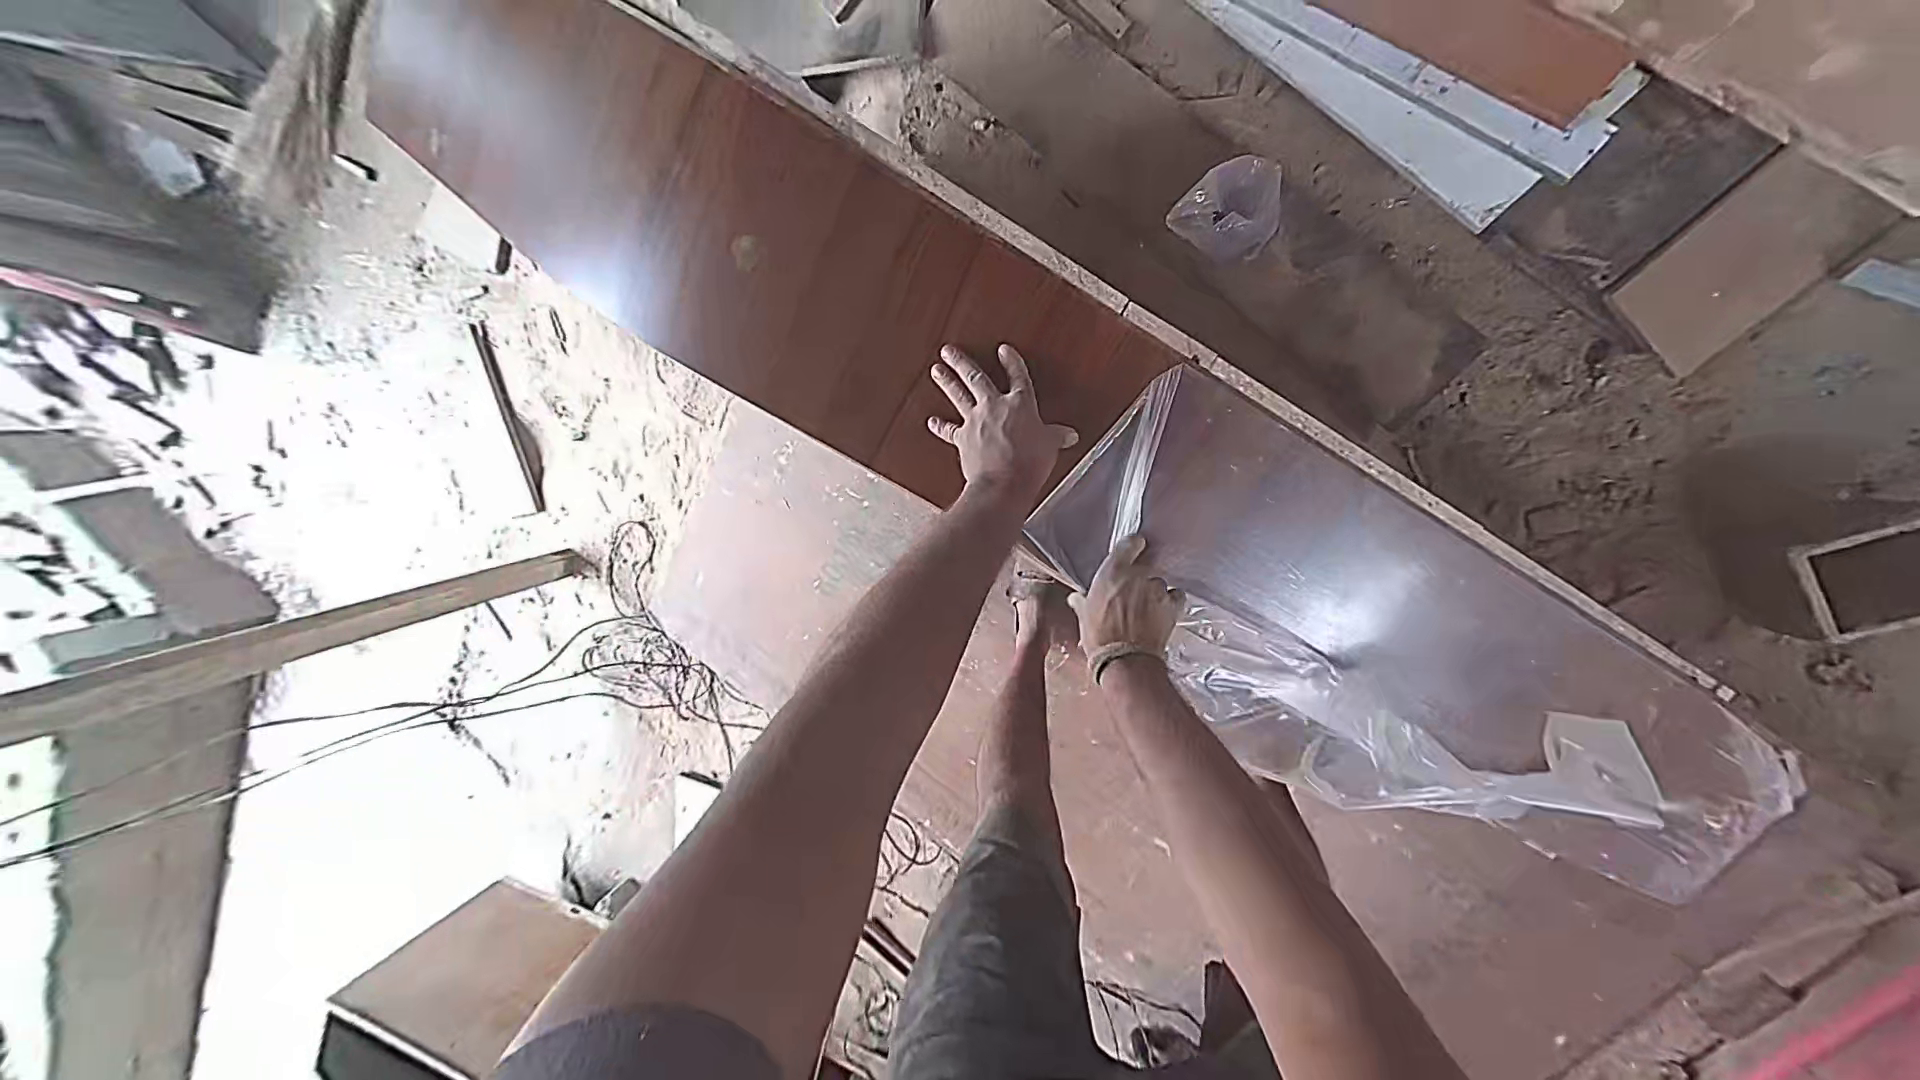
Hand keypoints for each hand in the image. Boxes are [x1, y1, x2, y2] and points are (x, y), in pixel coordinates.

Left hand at [928, 344, 1077, 504]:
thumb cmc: (1029, 463)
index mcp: (1020, 403)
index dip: (1011, 362)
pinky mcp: (963, 439)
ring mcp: (975, 421)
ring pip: (958, 395)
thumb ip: (1056, 437)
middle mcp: (994, 406)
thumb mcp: (1050, 446)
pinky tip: (932, 421)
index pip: (1017, 376)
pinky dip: (940, 426)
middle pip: (975, 377)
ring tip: (936, 369)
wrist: (1003, 483)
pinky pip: (949, 430)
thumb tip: (1069, 435)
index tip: (1004, 351)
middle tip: (948, 351)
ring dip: (946, 381)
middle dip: (962, 362)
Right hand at [1069, 535, 1183, 665]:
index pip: (1130, 543)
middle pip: (1144, 567)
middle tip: (1130, 594)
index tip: (1133, 549)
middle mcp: (1138, 575)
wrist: (1125, 660)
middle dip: (1139, 578)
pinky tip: (1161, 612)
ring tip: (1144, 609)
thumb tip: (1077, 598)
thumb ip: (1082, 601)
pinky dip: (1170, 602)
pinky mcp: (1172, 606)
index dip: (1133, 546)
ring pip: (1158, 583)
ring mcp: (1157, 589)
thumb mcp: (1084, 616)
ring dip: (1153, 592)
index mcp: (1113, 571)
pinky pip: (1175, 596)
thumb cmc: (1100, 637)